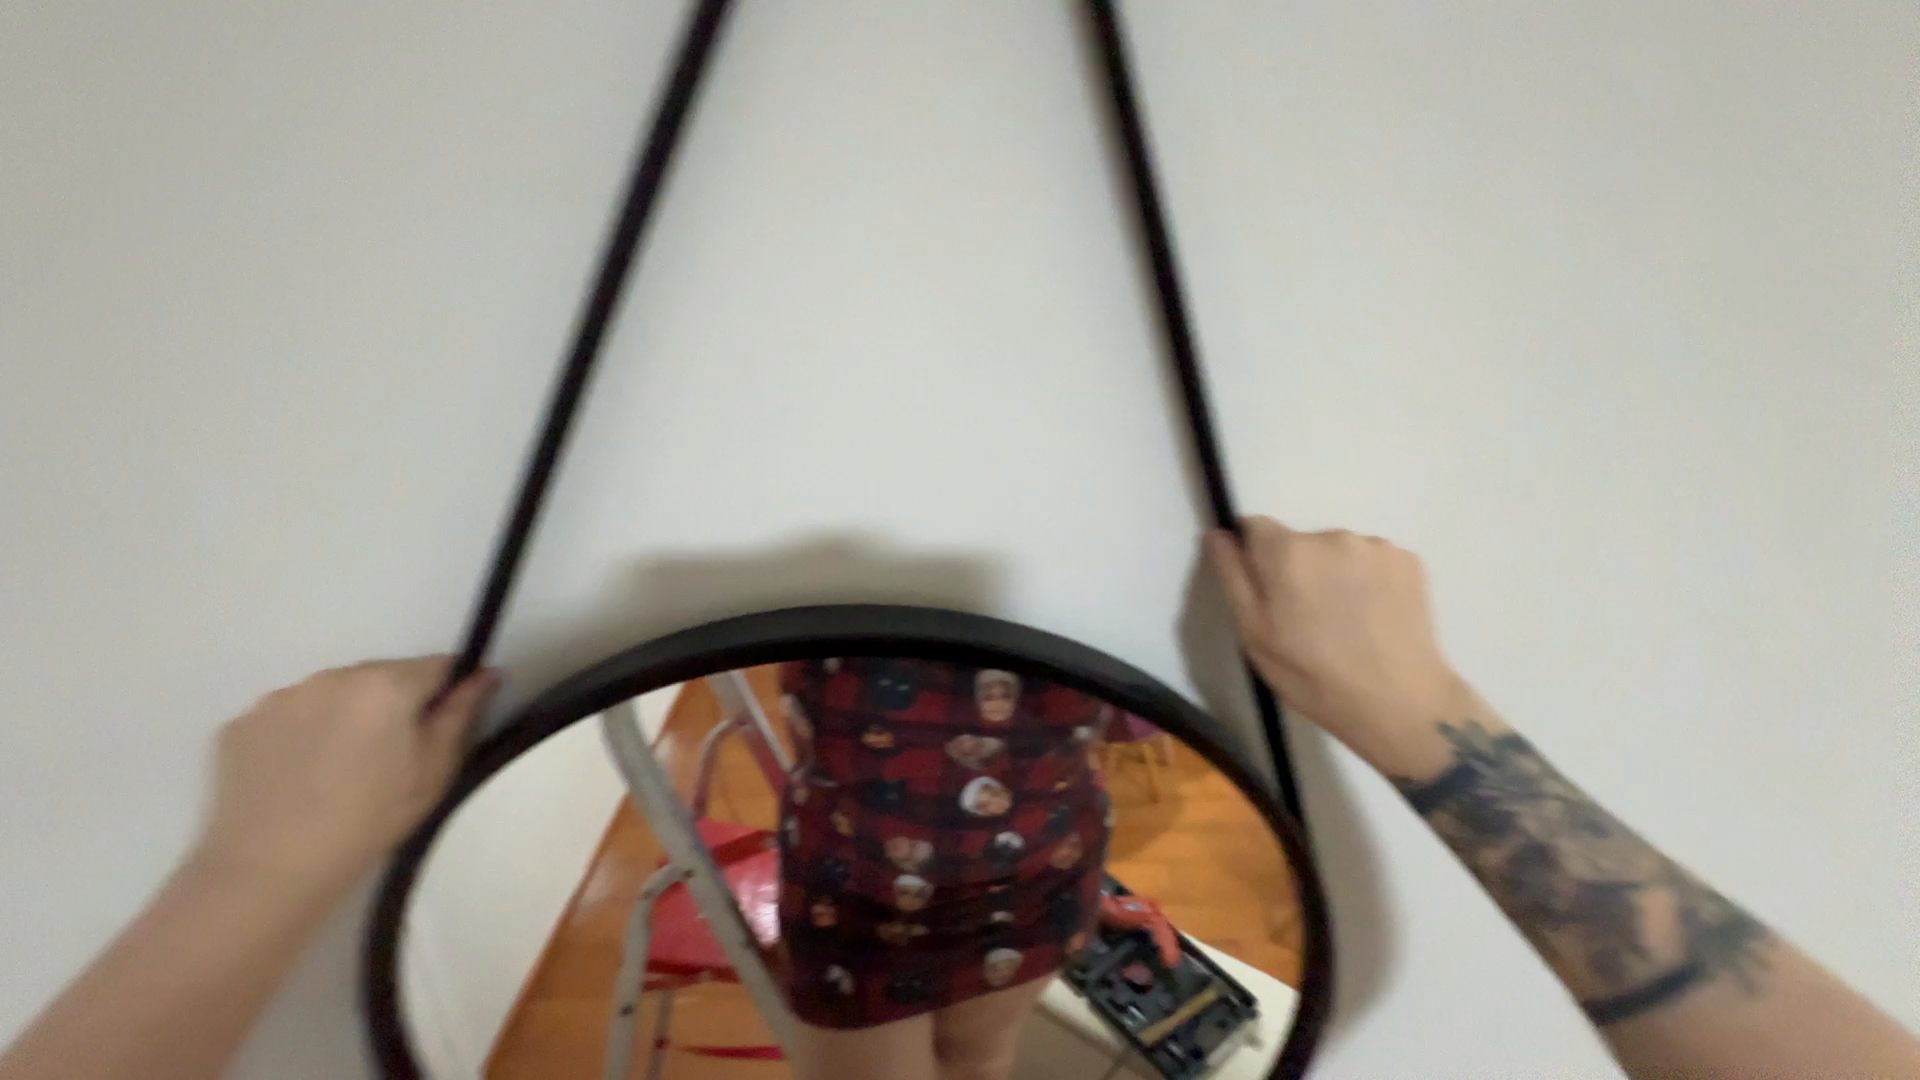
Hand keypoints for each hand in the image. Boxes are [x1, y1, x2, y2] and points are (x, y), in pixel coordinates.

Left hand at [193, 658, 497, 893]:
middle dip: (396, 701)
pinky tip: (301, 772)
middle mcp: (332, 677)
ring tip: (343, 763)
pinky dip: (302, 731)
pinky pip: (289, 715)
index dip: (448, 691)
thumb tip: (485, 674)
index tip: (443, 724)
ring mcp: (278, 698)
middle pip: (383, 675)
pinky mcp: (237, 725)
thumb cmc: (371, 817)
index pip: (437, 666)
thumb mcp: (435, 768)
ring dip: (347, 713)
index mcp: (387, 684)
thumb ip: (462, 712)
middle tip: (394, 751)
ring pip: (333, 693)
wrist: (268, 870)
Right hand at [1207, 519, 1467, 754]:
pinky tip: (1372, 617)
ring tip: (1343, 621)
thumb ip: (1234, 576)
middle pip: (1298, 541)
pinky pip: (1371, 560)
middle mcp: (1332, 536)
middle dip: (1295, 569)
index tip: (1264, 590)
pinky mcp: (1410, 561)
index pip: (1254, 526)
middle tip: (1304, 618)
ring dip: (1332, 574)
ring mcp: (1376, 546)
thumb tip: (1218, 533)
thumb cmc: (1313, 675)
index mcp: (1288, 552)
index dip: (1253, 555)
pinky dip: (1366, 580)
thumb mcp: (1254, 633)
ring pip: (1336, 552)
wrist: (1400, 704)